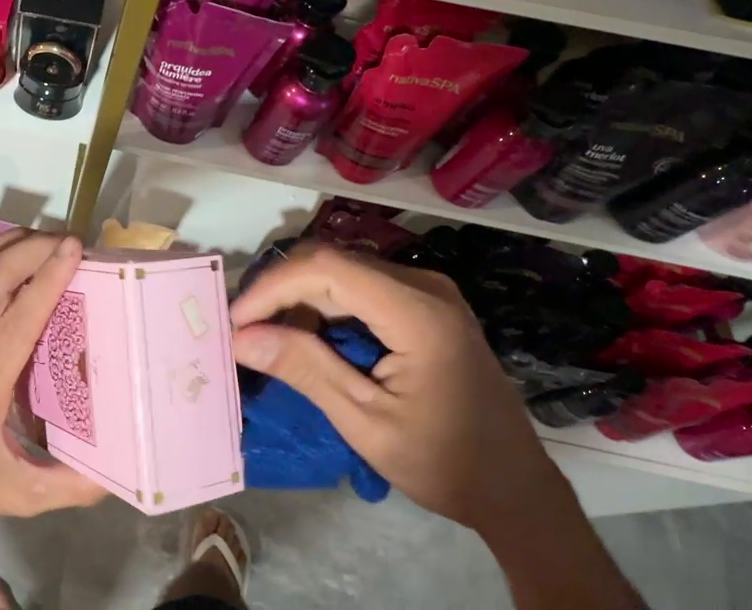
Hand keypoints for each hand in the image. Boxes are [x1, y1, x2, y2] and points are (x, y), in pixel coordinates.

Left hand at [0, 230, 107, 529]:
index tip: (73, 251)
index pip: (15, 324)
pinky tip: (19, 252)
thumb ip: (74, 485)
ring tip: (47, 239)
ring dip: (8, 245)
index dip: (45, 282)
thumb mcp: (24, 495)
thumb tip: (126, 467)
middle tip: (69, 240)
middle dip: (30, 250)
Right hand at [229, 246, 570, 535]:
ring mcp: (429, 292)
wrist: (515, 488)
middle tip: (244, 331)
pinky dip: (325, 305)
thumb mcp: (366, 423)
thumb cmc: (444, 463)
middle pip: (333, 263)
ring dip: (300, 298)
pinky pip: (362, 287)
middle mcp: (425, 287)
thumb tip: (240, 337)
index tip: (236, 323)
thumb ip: (305, 369)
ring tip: (268, 336)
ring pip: (344, 271)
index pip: (327, 269)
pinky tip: (305, 336)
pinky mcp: (426, 304)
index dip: (273, 287)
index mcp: (418, 313)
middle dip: (281, 291)